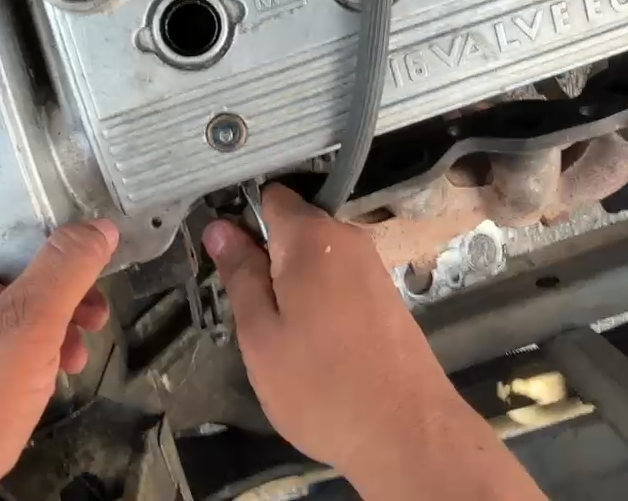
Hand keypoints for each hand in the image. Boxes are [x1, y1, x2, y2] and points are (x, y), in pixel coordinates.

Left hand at [0, 220, 118, 500]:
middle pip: (26, 259)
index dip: (52, 209)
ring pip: (27, 302)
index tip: (93, 222)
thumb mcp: (26, 326)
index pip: (8, 211)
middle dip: (70, 277)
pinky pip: (17, 340)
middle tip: (98, 300)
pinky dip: (46, 348)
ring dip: (64, 316)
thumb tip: (99, 226)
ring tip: (88, 340)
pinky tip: (63, 369)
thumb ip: (65, 270)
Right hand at [202, 186, 543, 500]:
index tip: (228, 257)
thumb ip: (239, 274)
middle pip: (293, 224)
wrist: (407, 431)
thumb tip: (219, 228)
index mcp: (311, 236)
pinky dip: (320, 295)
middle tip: (253, 308)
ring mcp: (370, 262)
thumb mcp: (261, 334)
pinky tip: (316, 340)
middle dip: (268, 255)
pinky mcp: (385, 290)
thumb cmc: (322, 384)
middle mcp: (345, 236)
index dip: (243, 218)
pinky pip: (338, 275)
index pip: (269, 195)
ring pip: (315, 253)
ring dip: (293, 280)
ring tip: (284, 332)